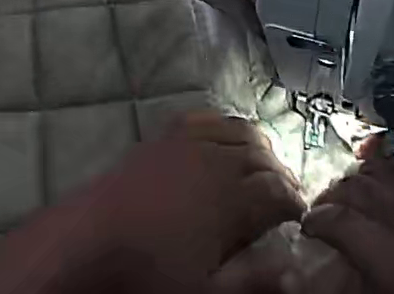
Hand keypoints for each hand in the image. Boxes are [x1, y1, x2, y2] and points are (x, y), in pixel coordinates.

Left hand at [0, 112, 302, 292]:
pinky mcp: (161, 135)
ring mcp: (184, 140)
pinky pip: (202, 118)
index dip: (296, 204)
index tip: (302, 220)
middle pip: (261, 154)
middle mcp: (211, 157)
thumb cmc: (150, 273)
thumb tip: (294, 268)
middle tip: (286, 198)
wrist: (91, 240)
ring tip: (263, 171)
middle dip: (280, 174)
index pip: (279, 191)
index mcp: (228, 196)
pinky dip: (222, 125)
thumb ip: (254, 280)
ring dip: (256, 147)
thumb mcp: (207, 293)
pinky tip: (224, 142)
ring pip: (235, 129)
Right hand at [301, 134, 393, 293]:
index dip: (316, 220)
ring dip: (358, 176)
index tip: (311, 226)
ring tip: (349, 188)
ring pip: (380, 169)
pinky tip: (376, 149)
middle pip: (355, 189)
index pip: (337, 219)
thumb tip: (322, 261)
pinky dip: (393, 148)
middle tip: (325, 208)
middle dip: (334, 197)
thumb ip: (359, 275)